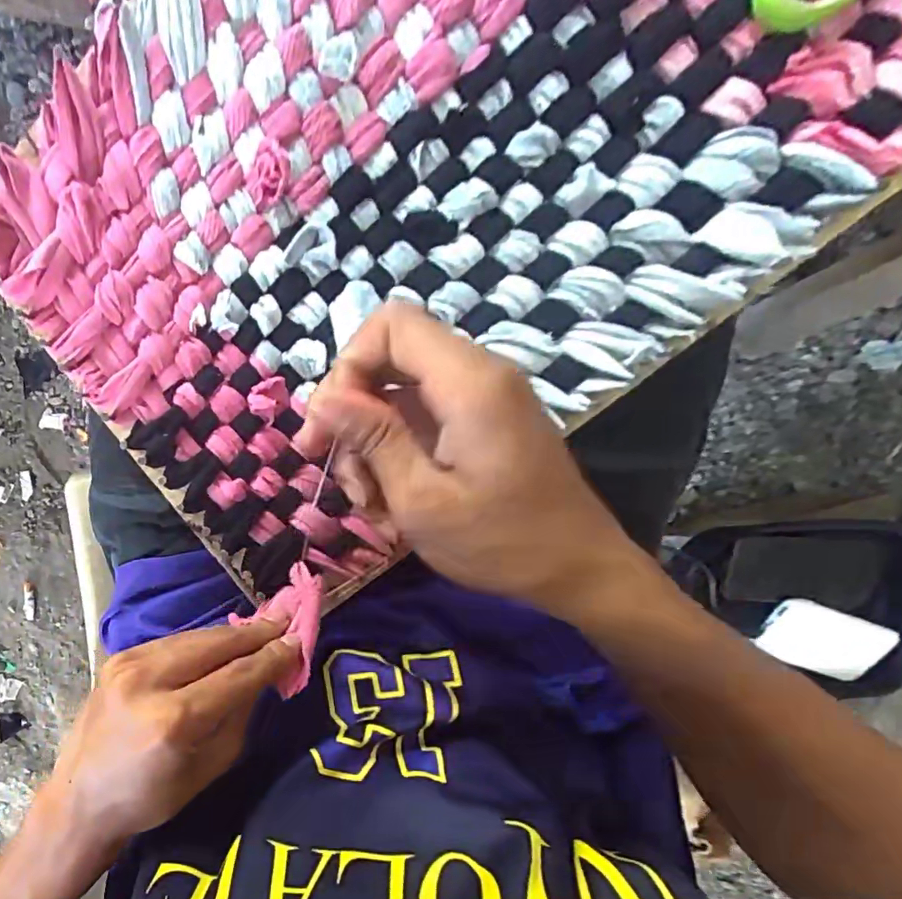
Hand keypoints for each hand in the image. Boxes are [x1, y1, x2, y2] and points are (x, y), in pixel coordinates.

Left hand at [34, 618, 299, 854]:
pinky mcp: (117, 657)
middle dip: (253, 633)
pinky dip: (200, 640)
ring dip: (229, 633)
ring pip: (192, 636)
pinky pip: (171, 641)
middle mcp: (148, 680)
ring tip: (261, 626)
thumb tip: (261, 677)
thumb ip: (238, 717)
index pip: (236, 676)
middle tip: (285, 622)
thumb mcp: (209, 768)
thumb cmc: (150, 797)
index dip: (271, 658)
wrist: (81, 796)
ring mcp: (127, 663)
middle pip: (214, 644)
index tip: (297, 642)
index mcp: (174, 718)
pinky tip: (221, 640)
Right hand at [295, 302, 661, 620]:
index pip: (390, 325)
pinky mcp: (480, 424)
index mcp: (469, 383)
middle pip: (387, 359)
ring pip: (396, 395)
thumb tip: (325, 398)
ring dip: (368, 444)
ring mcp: (480, 400)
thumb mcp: (421, 499)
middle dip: (349, 411)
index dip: (347, 365)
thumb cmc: (499, 543)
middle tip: (328, 465)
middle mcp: (476, 376)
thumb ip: (373, 439)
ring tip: (369, 502)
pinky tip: (390, 503)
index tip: (329, 425)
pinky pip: (419, 419)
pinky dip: (393, 454)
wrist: (577, 571)